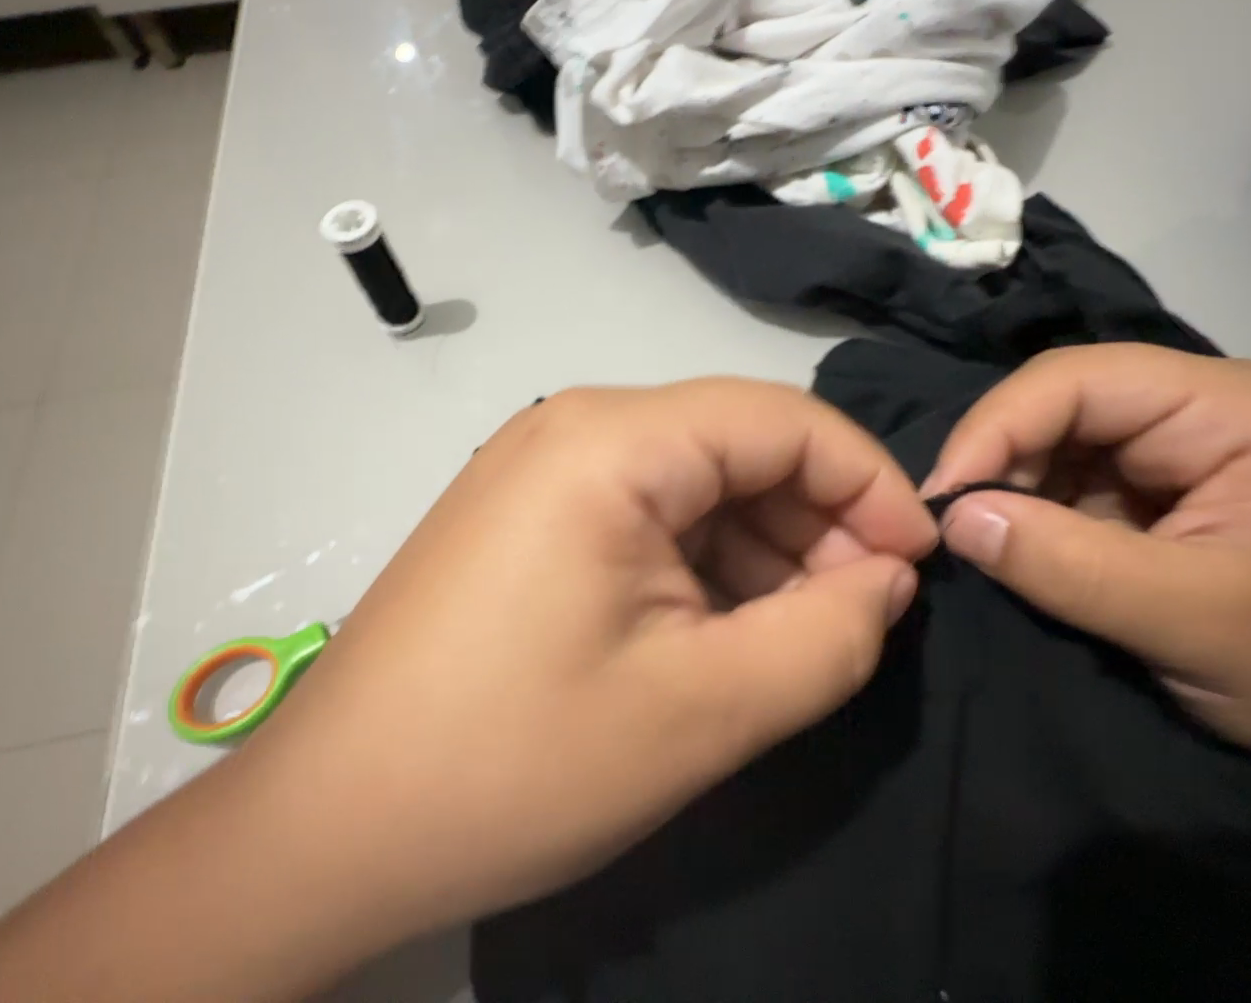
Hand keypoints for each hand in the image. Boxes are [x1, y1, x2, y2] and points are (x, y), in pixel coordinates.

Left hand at [246, 379, 937, 938]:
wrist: (332, 830)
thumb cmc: (520, 764)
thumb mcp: (705, 709)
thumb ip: (828, 636)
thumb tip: (888, 581)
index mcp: (611, 443)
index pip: (783, 421)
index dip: (869, 485)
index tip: (918, 568)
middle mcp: (570, 431)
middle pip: (738, 448)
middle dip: (817, 526)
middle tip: (861, 618)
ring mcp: (538, 476)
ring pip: (695, 489)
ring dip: (764, 555)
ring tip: (798, 640)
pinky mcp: (524, 527)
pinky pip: (645, 522)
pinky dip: (704, 570)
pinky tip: (723, 637)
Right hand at [921, 344, 1250, 768]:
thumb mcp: (1192, 620)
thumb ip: (1069, 565)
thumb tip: (955, 519)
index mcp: (1224, 407)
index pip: (1076, 381)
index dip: (996, 428)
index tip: (942, 503)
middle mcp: (1194, 408)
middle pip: (1058, 403)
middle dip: (998, 461)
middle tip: (953, 531)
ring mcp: (1172, 448)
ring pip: (1053, 443)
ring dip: (1009, 491)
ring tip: (982, 547)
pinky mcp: (1153, 490)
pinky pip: (1067, 483)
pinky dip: (1031, 516)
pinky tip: (1019, 552)